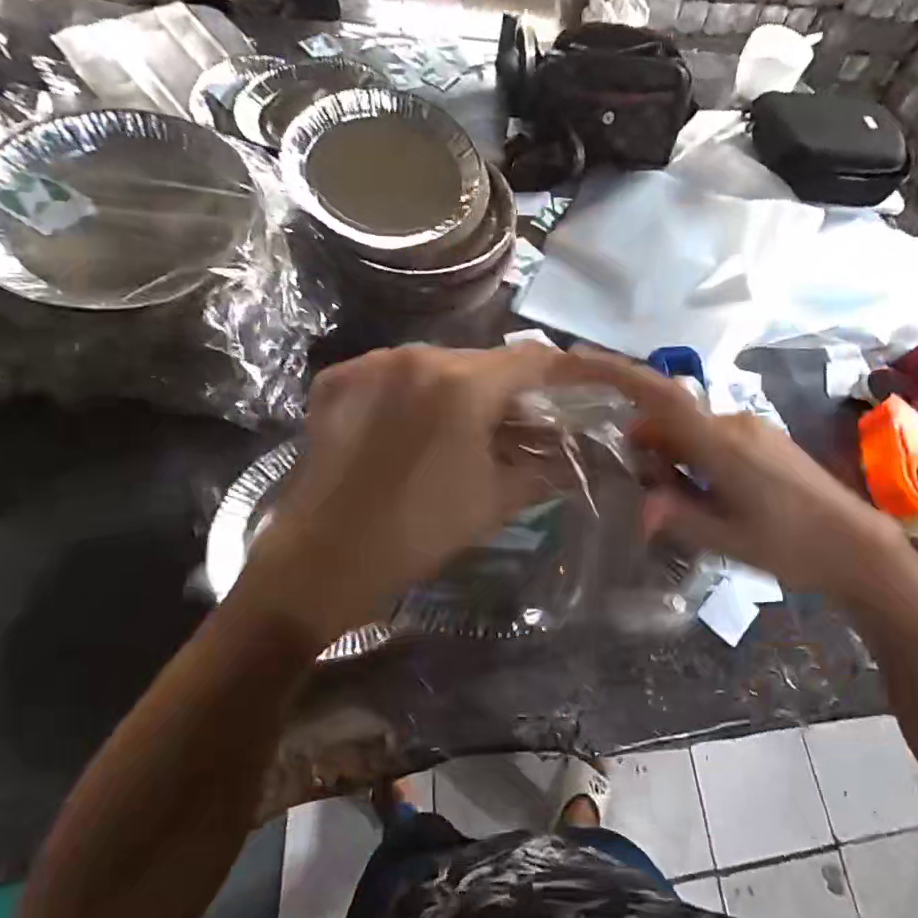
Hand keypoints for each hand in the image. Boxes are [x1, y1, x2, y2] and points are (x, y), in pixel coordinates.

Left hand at [230, 344, 565, 649]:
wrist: (321, 561)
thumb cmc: (420, 532)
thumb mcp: (497, 501)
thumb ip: (546, 467)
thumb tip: (577, 457)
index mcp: (462, 384)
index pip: (536, 360)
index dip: (574, 370)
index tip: (596, 383)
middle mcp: (417, 356)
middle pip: (488, 361)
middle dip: (517, 390)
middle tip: (531, 424)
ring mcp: (372, 363)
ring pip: (443, 364)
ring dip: (469, 390)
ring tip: (474, 431)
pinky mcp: (339, 379)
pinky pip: (399, 374)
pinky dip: (423, 394)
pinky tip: (422, 429)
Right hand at [562, 350, 909, 596]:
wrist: (858, 546)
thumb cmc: (793, 547)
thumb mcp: (728, 541)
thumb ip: (679, 517)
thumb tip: (641, 506)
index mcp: (722, 444)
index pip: (661, 398)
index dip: (618, 374)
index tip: (580, 359)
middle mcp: (735, 424)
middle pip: (671, 418)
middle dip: (647, 445)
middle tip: (646, 492)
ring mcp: (754, 428)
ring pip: (693, 429)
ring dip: (673, 455)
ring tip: (680, 503)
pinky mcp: (767, 439)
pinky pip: (716, 436)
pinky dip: (696, 456)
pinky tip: (707, 494)